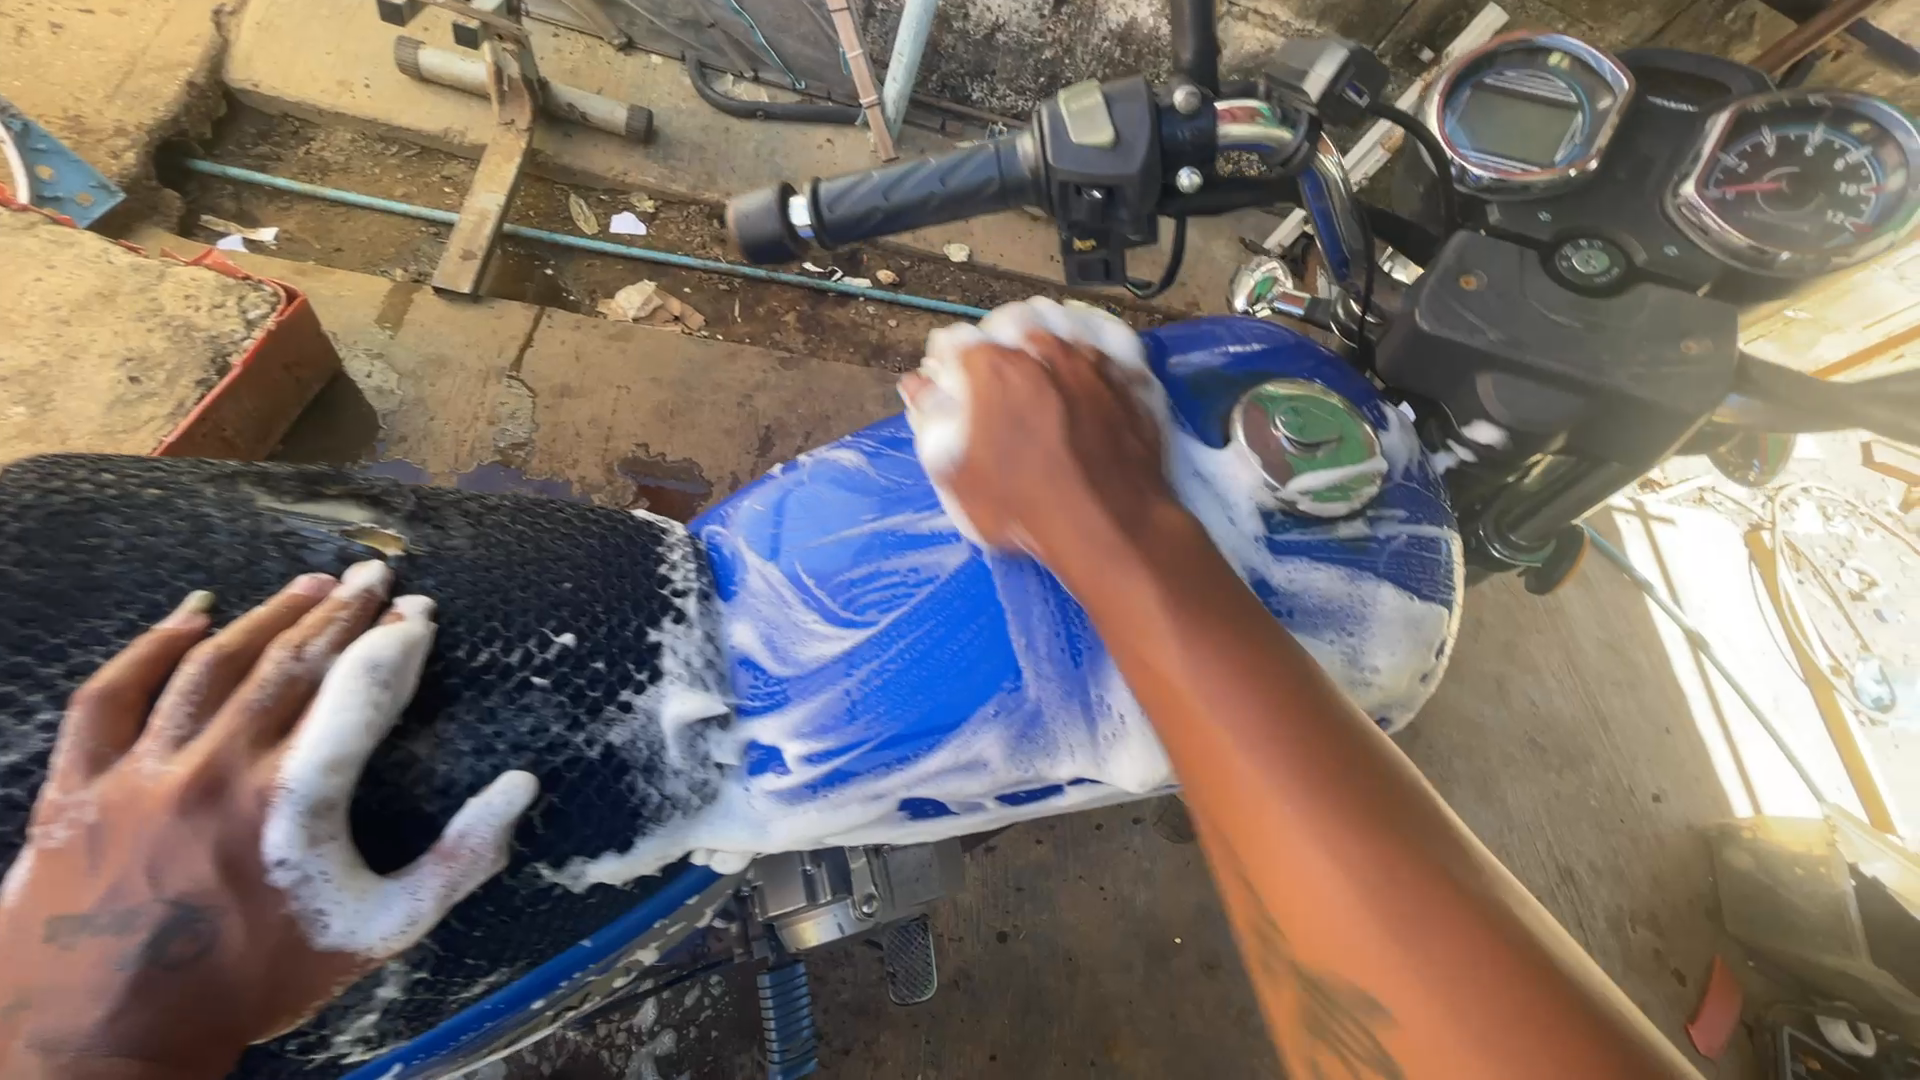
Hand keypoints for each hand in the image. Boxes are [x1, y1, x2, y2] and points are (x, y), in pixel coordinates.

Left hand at [0, 564, 538, 1079]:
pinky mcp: (78, 794)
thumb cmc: (258, 981)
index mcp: (296, 798)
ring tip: (314, 582)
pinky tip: (191, 614)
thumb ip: (462, 857)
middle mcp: (216, 770)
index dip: (399, 640)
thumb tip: (523, 785)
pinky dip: (149, 648)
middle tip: (381, 573)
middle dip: (346, 610)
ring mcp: (138, 777)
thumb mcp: (386, 927)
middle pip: (292, 661)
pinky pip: (106, 700)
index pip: (361, 687)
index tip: (425, 610)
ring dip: (271, 615)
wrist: (96, 1050)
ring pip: (210, 666)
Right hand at [901, 328, 1178, 574]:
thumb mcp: (958, 476)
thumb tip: (916, 386)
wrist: (1108, 527)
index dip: (945, 356)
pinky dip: (1093, 338)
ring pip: (1060, 321)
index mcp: (992, 368)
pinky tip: (1087, 352)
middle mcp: (1041, 350)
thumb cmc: (1024, 508)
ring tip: (1035, 353)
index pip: (956, 341)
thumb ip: (932, 422)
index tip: (945, 371)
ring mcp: (1090, 361)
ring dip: (1041, 331)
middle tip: (991, 363)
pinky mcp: (1129, 378)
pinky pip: (1109, 339)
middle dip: (994, 336)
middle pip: (1009, 321)